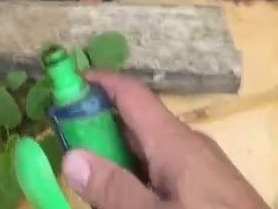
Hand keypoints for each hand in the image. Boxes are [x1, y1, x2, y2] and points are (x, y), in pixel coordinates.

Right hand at [63, 72, 264, 208]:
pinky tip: (132, 204)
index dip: (97, 82)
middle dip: (101, 130)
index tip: (62, 86)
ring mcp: (206, 172)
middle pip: (137, 124)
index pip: (131, 92)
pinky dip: (143, 183)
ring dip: (121, 162)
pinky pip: (169, 176)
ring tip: (96, 188)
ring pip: (152, 154)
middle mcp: (191, 146)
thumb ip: (114, 191)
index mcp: (175, 141)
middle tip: (67, 149)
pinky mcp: (215, 197)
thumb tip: (69, 156)